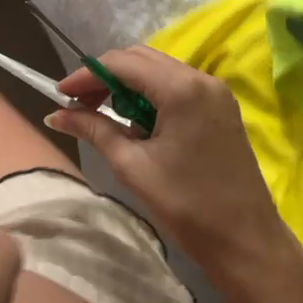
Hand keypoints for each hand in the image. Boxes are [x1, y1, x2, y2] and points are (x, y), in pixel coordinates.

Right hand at [46, 46, 288, 271]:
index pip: (121, 64)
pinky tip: (136, 119)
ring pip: (158, 69)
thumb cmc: (188, 207)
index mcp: (181, 90)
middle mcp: (200, 78)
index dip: (86, 75)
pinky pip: (176, 84)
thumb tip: (55, 115)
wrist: (247, 244)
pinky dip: (150, 93)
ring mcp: (215, 91)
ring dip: (127, 84)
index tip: (60, 94)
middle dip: (105, 76)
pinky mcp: (220, 106)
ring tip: (102, 113)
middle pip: (140, 59)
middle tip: (79, 104)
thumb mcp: (132, 166)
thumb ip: (94, 129)